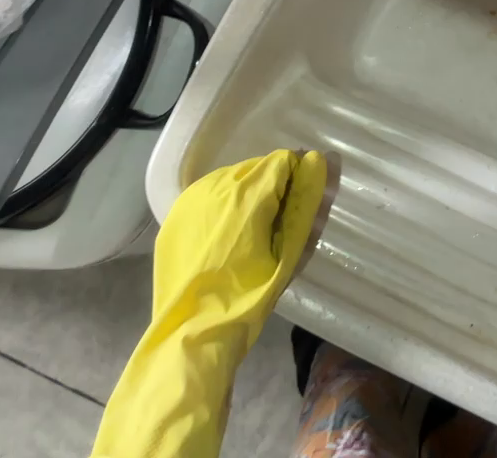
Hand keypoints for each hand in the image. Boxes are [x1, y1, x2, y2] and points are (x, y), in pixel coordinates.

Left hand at [92, 150, 328, 457]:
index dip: (297, 180)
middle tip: (276, 224)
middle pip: (256, 167)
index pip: (283, 161)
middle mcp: (216, 185)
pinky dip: (221, 208)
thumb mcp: (289, 253)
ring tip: (249, 233)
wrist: (193, 334)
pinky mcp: (173, 216)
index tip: (299, 206)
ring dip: (245, 195)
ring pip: (229, 179)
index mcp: (248, 193)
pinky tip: (223, 238)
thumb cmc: (250, 297)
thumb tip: (323, 162)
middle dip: (271, 187)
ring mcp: (190, 200)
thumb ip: (307, 203)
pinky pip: (206, 197)